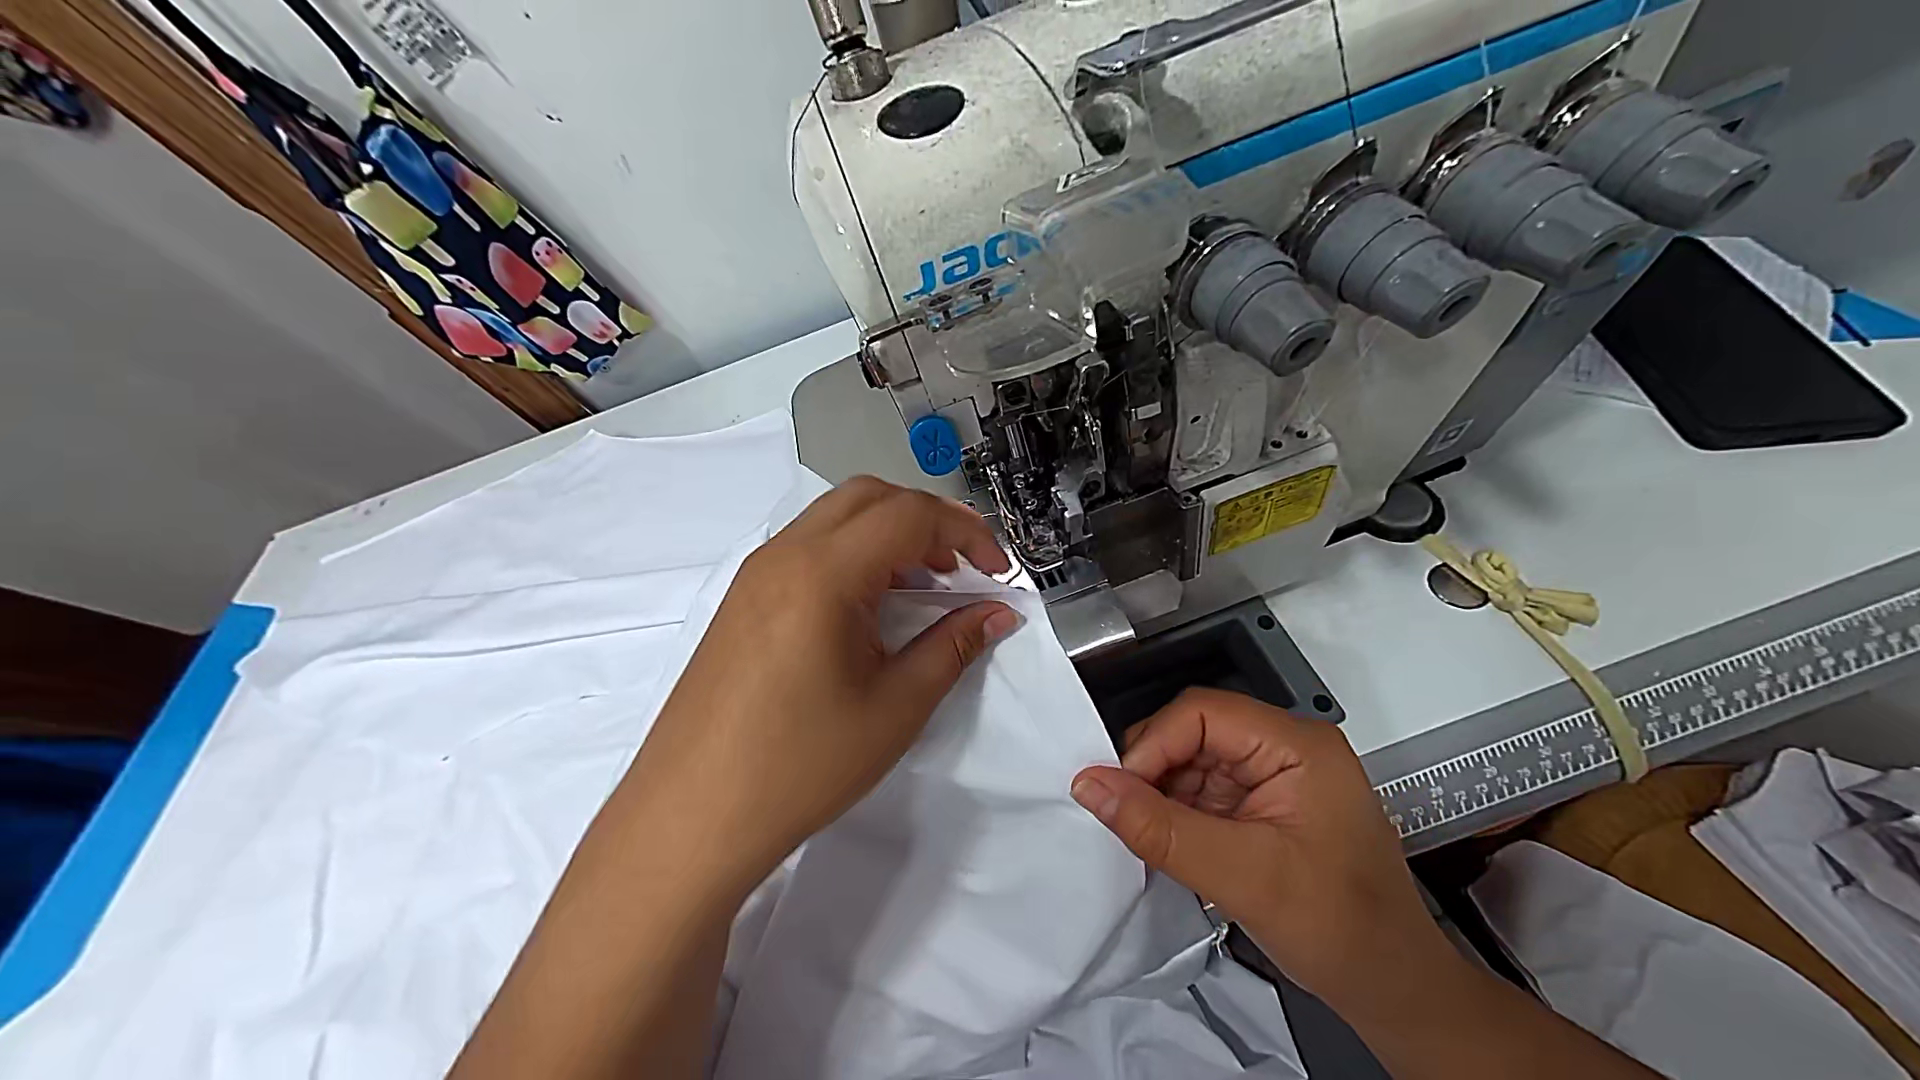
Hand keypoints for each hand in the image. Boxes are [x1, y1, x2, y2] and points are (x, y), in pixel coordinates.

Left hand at [625, 476, 1018, 896]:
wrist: (692, 817)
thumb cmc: (800, 765)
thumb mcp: (896, 705)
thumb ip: (952, 645)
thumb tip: (996, 613)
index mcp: (822, 572)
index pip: (909, 515)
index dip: (965, 533)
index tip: (997, 570)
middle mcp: (784, 555)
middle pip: (870, 497)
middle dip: (927, 519)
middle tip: (963, 565)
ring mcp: (756, 574)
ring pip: (836, 517)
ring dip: (889, 533)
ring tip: (924, 584)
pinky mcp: (743, 599)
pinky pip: (809, 548)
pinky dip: (854, 554)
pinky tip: (872, 605)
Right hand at [1069, 687, 1451, 1010]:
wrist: (1393, 988)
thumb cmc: (1346, 931)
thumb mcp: (1244, 877)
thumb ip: (1160, 828)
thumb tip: (1092, 786)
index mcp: (1297, 745)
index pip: (1201, 713)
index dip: (1153, 746)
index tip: (1119, 791)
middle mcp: (1283, 748)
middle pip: (1190, 732)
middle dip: (1153, 772)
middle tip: (1128, 817)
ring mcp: (1270, 774)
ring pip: (1188, 760)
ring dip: (1161, 796)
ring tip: (1154, 840)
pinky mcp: (1258, 801)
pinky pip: (1197, 789)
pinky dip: (1174, 814)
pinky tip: (1172, 844)